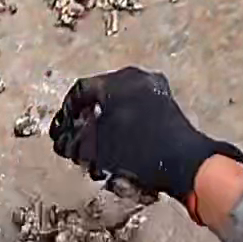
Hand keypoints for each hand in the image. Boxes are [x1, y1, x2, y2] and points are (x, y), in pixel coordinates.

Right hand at [48, 66, 242, 201]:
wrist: (182, 162)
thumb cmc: (136, 151)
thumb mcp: (94, 148)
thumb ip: (73, 142)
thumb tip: (63, 141)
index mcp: (117, 81)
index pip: (79, 91)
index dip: (65, 113)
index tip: (60, 131)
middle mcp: (136, 79)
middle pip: (98, 100)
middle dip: (83, 125)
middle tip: (74, 144)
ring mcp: (153, 92)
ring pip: (115, 109)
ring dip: (101, 132)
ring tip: (95, 156)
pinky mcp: (164, 109)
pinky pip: (131, 117)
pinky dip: (118, 133)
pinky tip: (115, 155)